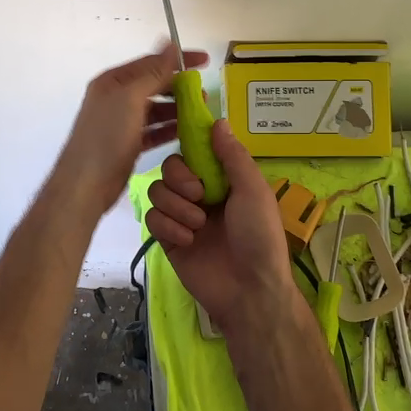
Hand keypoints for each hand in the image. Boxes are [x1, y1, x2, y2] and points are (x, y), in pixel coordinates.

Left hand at [53, 45, 209, 208]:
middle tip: (205, 95)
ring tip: (201, 113)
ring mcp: (121, 122)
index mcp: (113, 81)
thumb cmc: (106, 137)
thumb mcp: (130, 99)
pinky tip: (187, 132)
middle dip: (179, 88)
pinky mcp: (127, 143)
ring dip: (177, 109)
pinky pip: (153, 130)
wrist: (85, 184)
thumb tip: (170, 42)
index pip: (151, 62)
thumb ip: (153, 73)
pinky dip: (169, 129)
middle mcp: (116, 98)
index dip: (178, 60)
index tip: (206, 61)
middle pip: (154, 85)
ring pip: (155, 109)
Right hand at [145, 120, 293, 337]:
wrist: (249, 290)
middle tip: (199, 196)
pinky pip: (152, 219)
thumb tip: (218, 121)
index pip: (193, 154)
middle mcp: (200, 196)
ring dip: (176, 207)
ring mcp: (182, 218)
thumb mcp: (253, 191)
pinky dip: (168, 227)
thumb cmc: (259, 237)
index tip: (196, 163)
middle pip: (169, 169)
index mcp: (222, 182)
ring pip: (156, 193)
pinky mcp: (167, 240)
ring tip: (197, 226)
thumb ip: (233, 156)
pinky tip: (188, 241)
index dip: (190, 155)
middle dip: (180, 180)